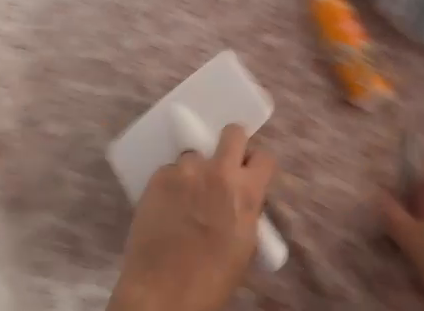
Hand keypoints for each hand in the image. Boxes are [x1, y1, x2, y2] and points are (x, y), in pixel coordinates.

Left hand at [108, 124, 277, 310]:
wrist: (161, 292)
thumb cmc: (211, 280)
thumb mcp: (244, 245)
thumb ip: (247, 211)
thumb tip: (243, 197)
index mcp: (246, 193)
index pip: (265, 157)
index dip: (257, 165)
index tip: (250, 173)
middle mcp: (218, 172)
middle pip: (233, 132)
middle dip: (232, 143)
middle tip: (224, 164)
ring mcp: (186, 170)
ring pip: (196, 153)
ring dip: (196, 169)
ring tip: (187, 194)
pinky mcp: (159, 175)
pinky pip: (171, 169)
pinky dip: (172, 183)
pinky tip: (167, 205)